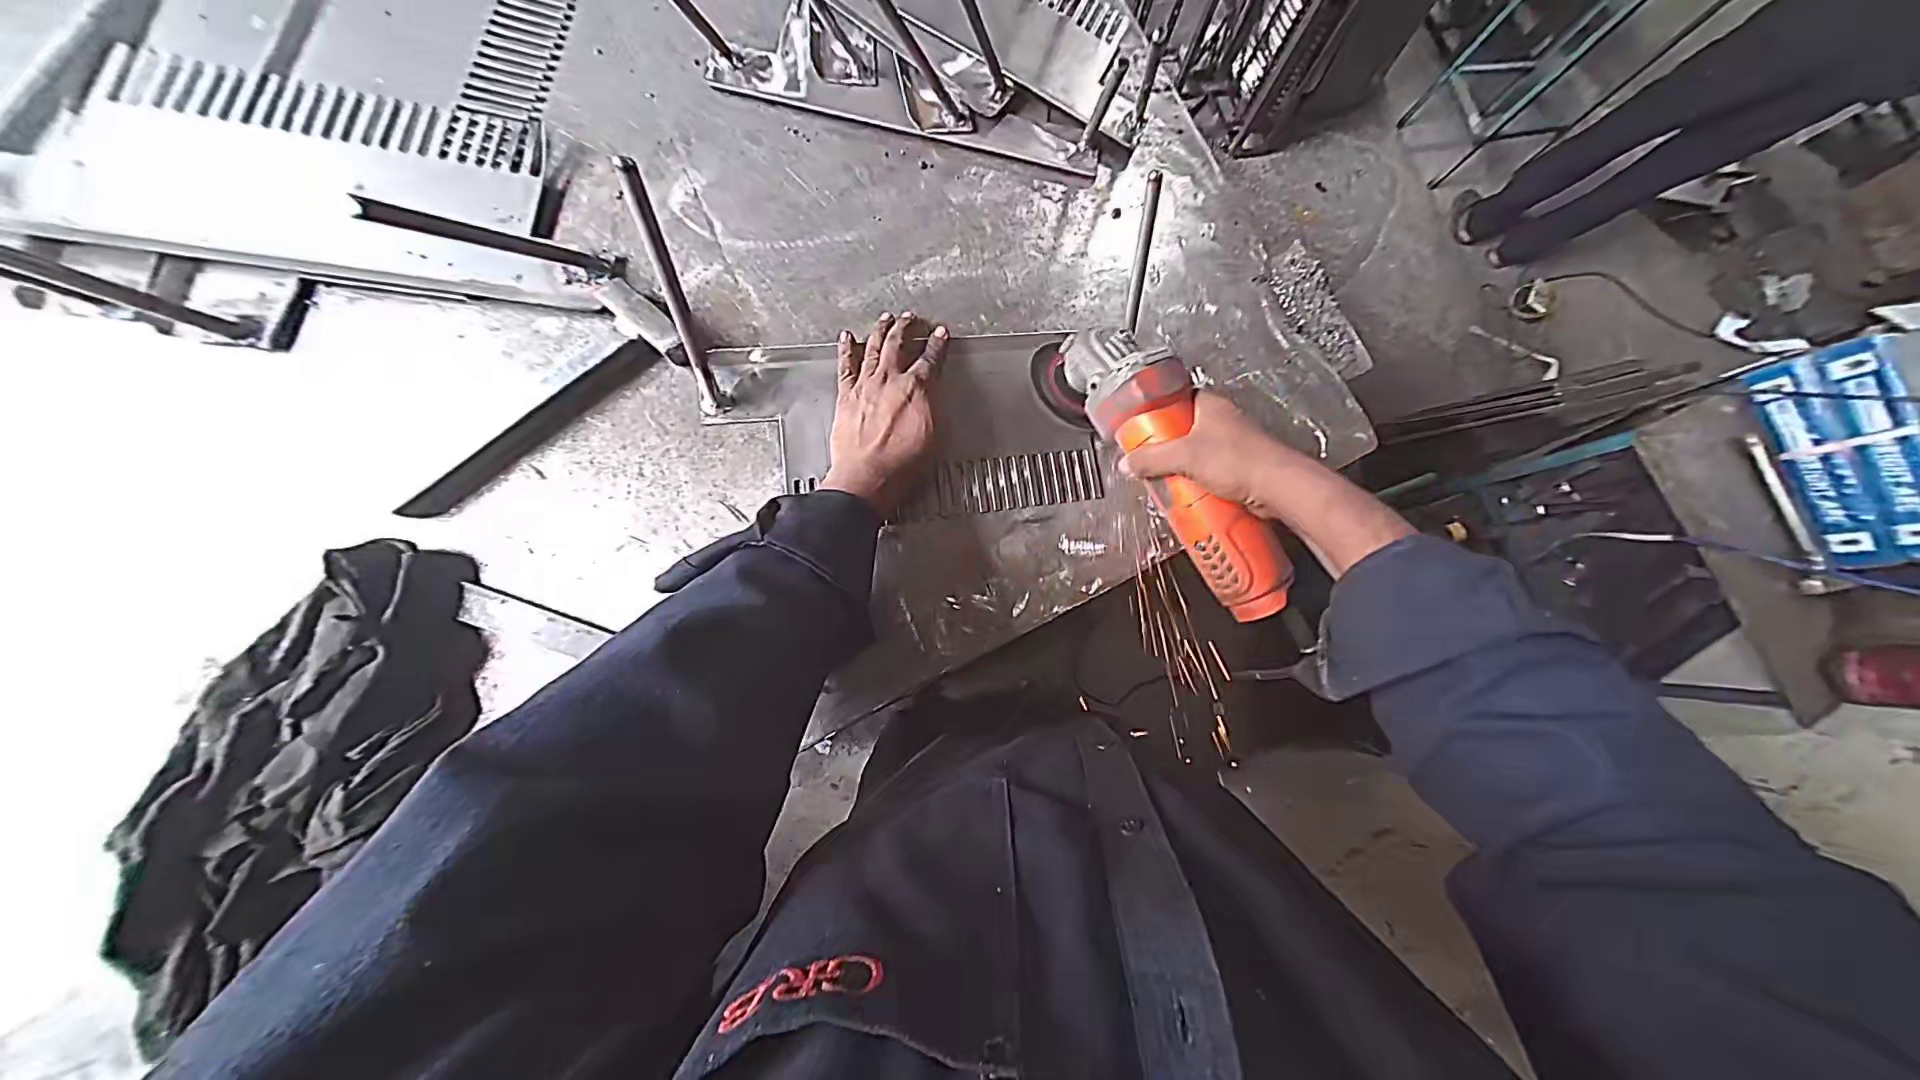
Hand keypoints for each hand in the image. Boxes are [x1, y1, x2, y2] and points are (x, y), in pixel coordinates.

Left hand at [820, 312, 946, 512]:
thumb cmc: (901, 464)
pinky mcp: (846, 396)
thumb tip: (933, 392)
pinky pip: (846, 364)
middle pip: (899, 344)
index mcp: (917, 389)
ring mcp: (866, 385)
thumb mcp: (934, 435)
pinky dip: (846, 348)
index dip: (938, 344)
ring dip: (881, 330)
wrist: (868, 477)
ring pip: (873, 347)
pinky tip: (847, 338)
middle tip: (911, 319)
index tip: (941, 335)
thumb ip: (932, 406)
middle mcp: (890, 380)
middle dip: (907, 327)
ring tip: (885, 319)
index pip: (931, 358)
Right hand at [1122, 391, 1413, 576]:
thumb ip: (1152, 459)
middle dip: (1166, 449)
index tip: (1142, 428)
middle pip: (1183, 432)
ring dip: (1181, 469)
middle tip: (1150, 459)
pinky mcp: (1237, 469)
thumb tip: (1127, 463)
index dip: (1158, 414)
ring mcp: (1231, 446)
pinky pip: (1208, 474)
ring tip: (1166, 479)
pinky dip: (1196, 484)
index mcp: (1210, 406)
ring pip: (1195, 455)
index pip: (1176, 401)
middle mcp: (1222, 422)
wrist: (1277, 487)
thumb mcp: (1184, 457)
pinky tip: (1187, 493)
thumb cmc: (1240, 460)